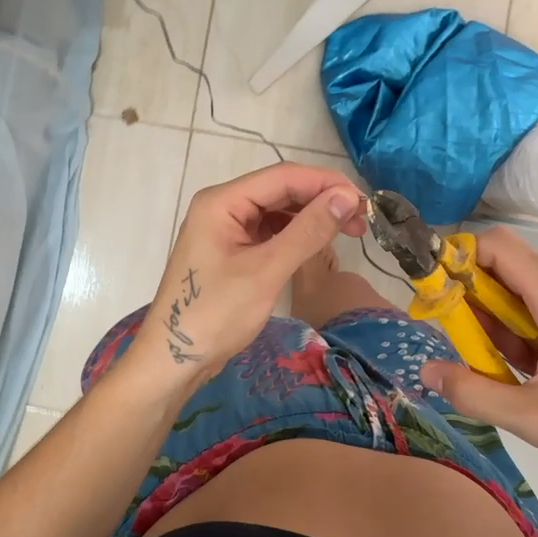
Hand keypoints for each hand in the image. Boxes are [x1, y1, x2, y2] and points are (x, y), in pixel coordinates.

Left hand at [122, 163, 365, 391]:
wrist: (173, 360)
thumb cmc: (215, 314)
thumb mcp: (266, 271)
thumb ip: (307, 231)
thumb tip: (348, 197)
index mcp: (221, 202)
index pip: (282, 176)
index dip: (325, 183)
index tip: (364, 201)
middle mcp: (221, 206)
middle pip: (280, 190)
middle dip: (322, 200)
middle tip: (362, 222)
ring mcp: (224, 229)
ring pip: (277, 210)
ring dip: (312, 217)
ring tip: (350, 233)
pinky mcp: (230, 250)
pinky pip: (268, 231)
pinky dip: (295, 235)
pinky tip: (318, 245)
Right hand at [419, 227, 537, 501]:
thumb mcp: (533, 419)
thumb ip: (473, 392)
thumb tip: (426, 370)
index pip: (497, 245)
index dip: (458, 257)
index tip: (435, 292)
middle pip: (506, 267)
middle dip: (470, 294)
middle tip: (457, 339)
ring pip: (522, 294)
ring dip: (494, 319)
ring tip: (490, 367)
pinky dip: (518, 334)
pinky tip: (522, 376)